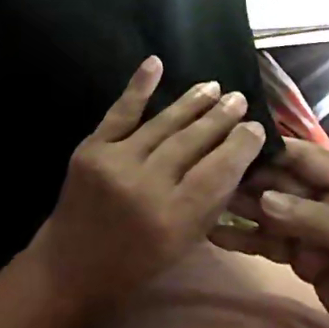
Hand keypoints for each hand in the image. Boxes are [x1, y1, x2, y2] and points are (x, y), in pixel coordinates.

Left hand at [30, 56, 266, 309]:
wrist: (71, 264)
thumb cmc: (135, 263)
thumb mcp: (183, 243)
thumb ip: (208, 204)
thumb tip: (234, 160)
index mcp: (174, 218)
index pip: (218, 171)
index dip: (240, 145)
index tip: (256, 127)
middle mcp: (146, 186)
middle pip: (191, 142)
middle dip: (220, 118)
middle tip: (239, 98)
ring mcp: (114, 163)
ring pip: (161, 124)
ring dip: (191, 103)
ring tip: (213, 87)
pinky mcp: (90, 149)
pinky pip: (119, 113)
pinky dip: (138, 87)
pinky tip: (156, 64)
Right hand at [208, 140, 328, 327]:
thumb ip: (325, 224)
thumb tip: (265, 199)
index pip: (311, 161)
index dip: (273, 150)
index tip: (231, 141)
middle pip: (285, 185)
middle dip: (248, 179)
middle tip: (202, 173)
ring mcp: (323, 239)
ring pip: (273, 215)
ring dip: (240, 208)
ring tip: (200, 201)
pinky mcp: (310, 267)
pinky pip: (272, 246)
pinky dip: (247, 240)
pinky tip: (216, 234)